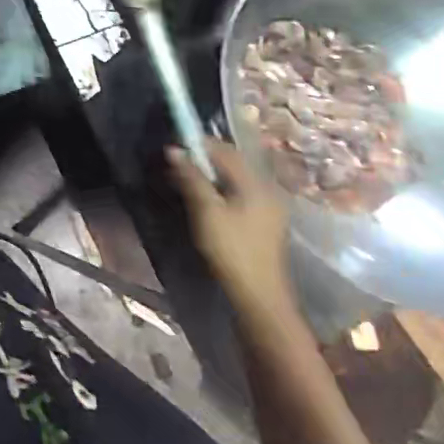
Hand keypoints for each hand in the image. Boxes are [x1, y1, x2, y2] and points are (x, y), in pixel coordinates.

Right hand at [168, 142, 293, 315]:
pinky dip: (221, 192)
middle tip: (177, 167)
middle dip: (204, 161)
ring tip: (186, 183)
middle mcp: (266, 189)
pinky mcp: (265, 223)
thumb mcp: (206, 211)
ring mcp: (269, 207)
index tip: (174, 148)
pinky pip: (240, 195)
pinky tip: (206, 203)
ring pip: (235, 180)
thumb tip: (174, 150)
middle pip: (232, 163)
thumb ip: (191, 177)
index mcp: (255, 182)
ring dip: (211, 177)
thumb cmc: (231, 250)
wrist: (259, 297)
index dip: (199, 145)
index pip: (225, 150)